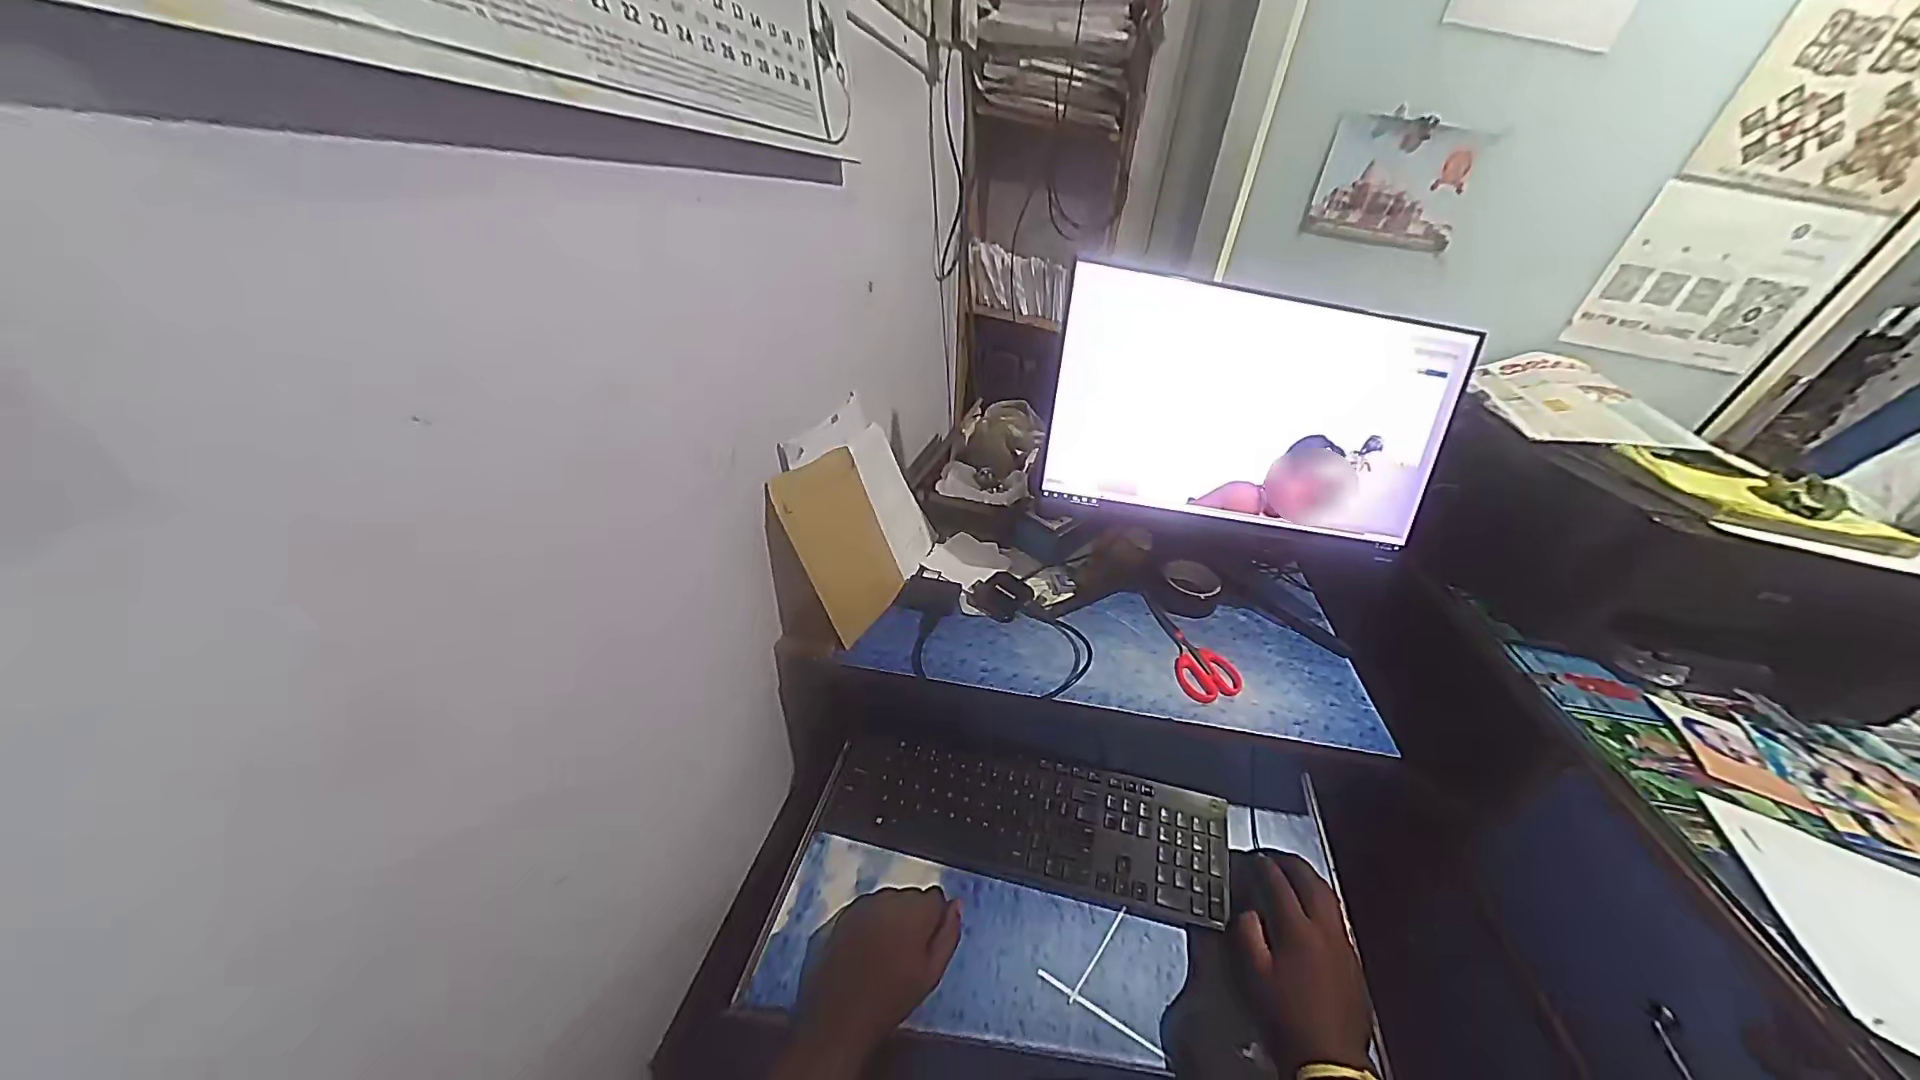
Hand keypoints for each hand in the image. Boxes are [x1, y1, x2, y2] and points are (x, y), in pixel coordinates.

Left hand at [778, 887, 961, 1078]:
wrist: (839, 1015)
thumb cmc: (892, 997)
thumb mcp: (932, 972)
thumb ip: (949, 933)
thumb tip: (955, 905)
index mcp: (915, 909)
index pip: (935, 897)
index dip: (933, 920)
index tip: (926, 944)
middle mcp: (889, 896)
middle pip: (911, 897)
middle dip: (912, 916)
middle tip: (906, 953)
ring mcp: (863, 903)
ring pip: (888, 901)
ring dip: (891, 917)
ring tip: (884, 954)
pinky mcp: (842, 913)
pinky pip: (866, 909)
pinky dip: (870, 922)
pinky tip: (865, 950)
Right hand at [1231, 852, 1372, 1072]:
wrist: (1328, 1058)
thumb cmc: (1286, 1018)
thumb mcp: (1252, 974)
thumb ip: (1246, 934)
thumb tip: (1246, 911)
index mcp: (1297, 931)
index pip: (1278, 883)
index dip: (1261, 866)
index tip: (1250, 860)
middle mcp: (1325, 931)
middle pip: (1309, 880)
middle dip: (1288, 863)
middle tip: (1271, 857)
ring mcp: (1343, 945)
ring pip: (1328, 896)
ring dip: (1307, 878)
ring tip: (1290, 874)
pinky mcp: (1353, 961)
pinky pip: (1336, 916)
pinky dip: (1319, 900)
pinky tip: (1308, 909)